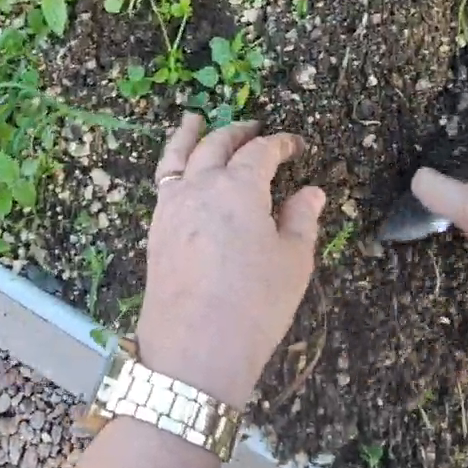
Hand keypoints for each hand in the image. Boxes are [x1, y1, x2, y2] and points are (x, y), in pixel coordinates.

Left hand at [135, 115, 325, 404]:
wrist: (194, 348)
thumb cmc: (254, 304)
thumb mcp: (293, 262)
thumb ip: (301, 219)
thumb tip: (311, 191)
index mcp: (240, 187)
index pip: (261, 152)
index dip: (281, 144)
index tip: (296, 146)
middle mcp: (201, 186)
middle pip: (217, 145)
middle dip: (238, 133)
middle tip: (254, 128)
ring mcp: (172, 206)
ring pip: (179, 156)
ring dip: (190, 134)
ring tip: (194, 119)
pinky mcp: (156, 229)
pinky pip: (164, 181)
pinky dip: (173, 163)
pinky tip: (180, 170)